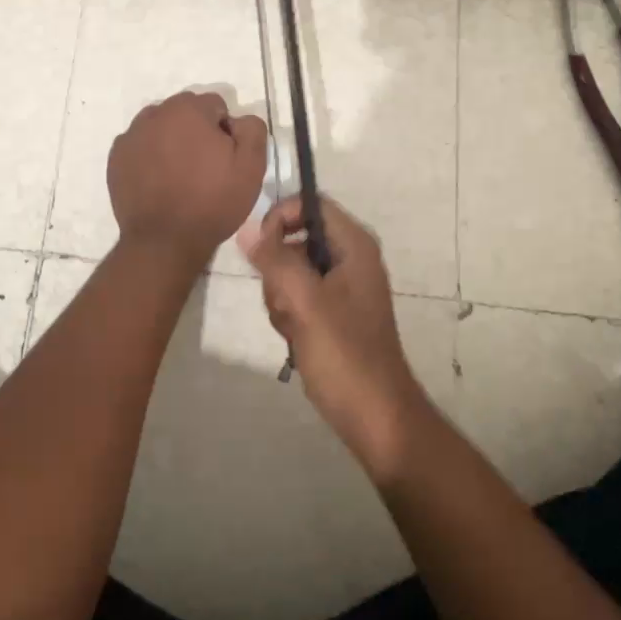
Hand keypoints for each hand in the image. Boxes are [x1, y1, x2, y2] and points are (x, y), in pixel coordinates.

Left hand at [108, 91, 268, 265]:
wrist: (165, 241)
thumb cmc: (212, 202)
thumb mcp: (251, 167)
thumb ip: (252, 129)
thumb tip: (237, 120)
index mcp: (188, 110)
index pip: (215, 106)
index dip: (225, 131)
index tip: (225, 159)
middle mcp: (155, 114)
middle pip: (184, 113)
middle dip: (196, 131)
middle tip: (204, 168)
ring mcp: (131, 136)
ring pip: (160, 128)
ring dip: (171, 141)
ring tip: (179, 175)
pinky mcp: (116, 158)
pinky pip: (140, 147)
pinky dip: (150, 156)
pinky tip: (158, 182)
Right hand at [247, 196, 426, 476]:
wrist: (374, 415)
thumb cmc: (344, 355)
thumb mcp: (305, 302)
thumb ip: (275, 260)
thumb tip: (246, 228)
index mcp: (355, 247)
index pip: (310, 204)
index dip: (281, 217)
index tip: (260, 248)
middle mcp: (350, 259)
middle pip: (295, 237)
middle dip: (278, 268)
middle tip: (285, 300)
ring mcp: (341, 288)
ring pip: (290, 270)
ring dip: (280, 296)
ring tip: (292, 325)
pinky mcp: (332, 314)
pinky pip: (296, 297)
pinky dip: (288, 314)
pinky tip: (294, 337)